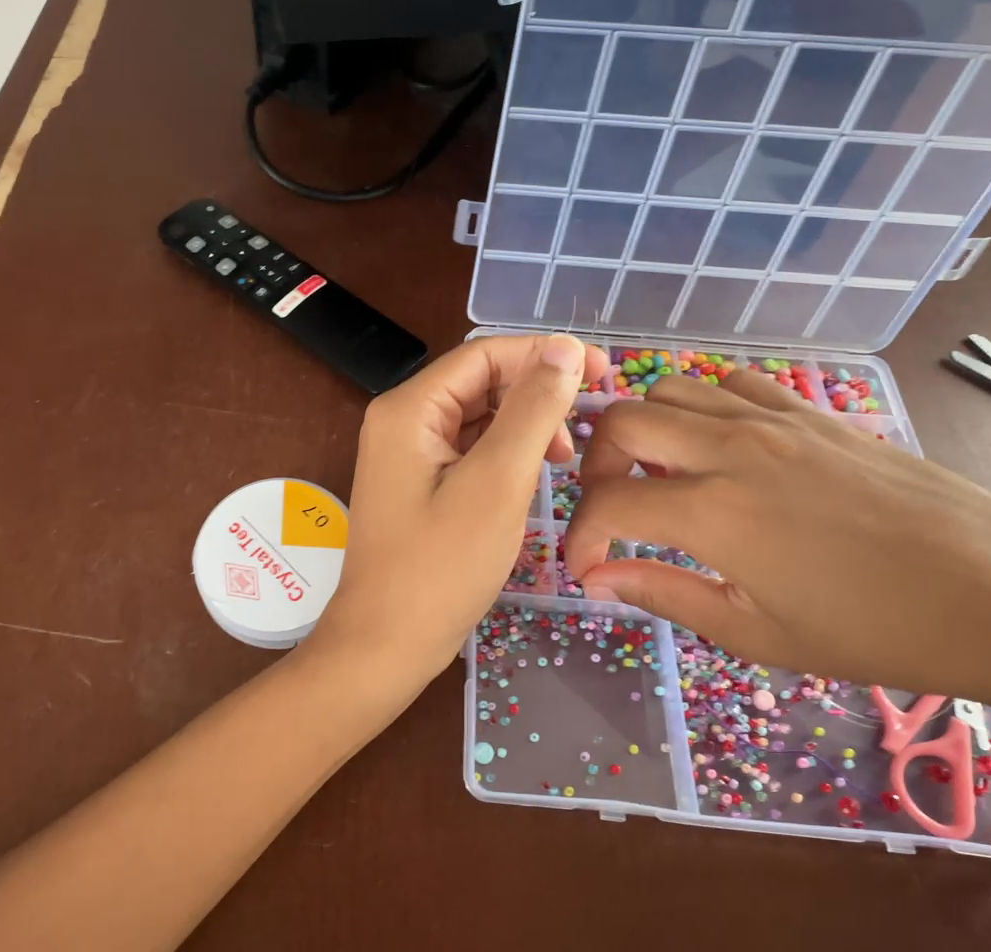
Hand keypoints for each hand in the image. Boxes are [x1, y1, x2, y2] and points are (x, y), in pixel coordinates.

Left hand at [308, 334, 607, 683]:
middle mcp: (401, 420)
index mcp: (408, 408)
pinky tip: (534, 477)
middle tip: (591, 421)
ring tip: (563, 460)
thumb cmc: (441, 565)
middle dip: (536, 393)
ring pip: (478, 417)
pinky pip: (469, 450)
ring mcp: (406, 454)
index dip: (544, 355)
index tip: (605, 371)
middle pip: (480, 382)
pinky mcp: (418, 485)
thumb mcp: (497, 483)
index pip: (484, 355)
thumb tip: (564, 347)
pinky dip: (506, 454)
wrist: (386, 643)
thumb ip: (533, 411)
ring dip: (525, 426)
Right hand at [560, 368, 990, 724]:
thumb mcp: (759, 634)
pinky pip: (735, 383)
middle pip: (622, 421)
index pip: (608, 505)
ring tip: (661, 477)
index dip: (581, 535)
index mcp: (713, 512)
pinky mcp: (815, 412)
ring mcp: (776, 420)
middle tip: (612, 510)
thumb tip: (595, 577)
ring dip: (647, 430)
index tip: (587, 565)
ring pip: (672, 390)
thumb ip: (665, 595)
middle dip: (596, 466)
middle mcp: (732, 449)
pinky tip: (723, 448)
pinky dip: (706, 407)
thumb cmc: (880, 633)